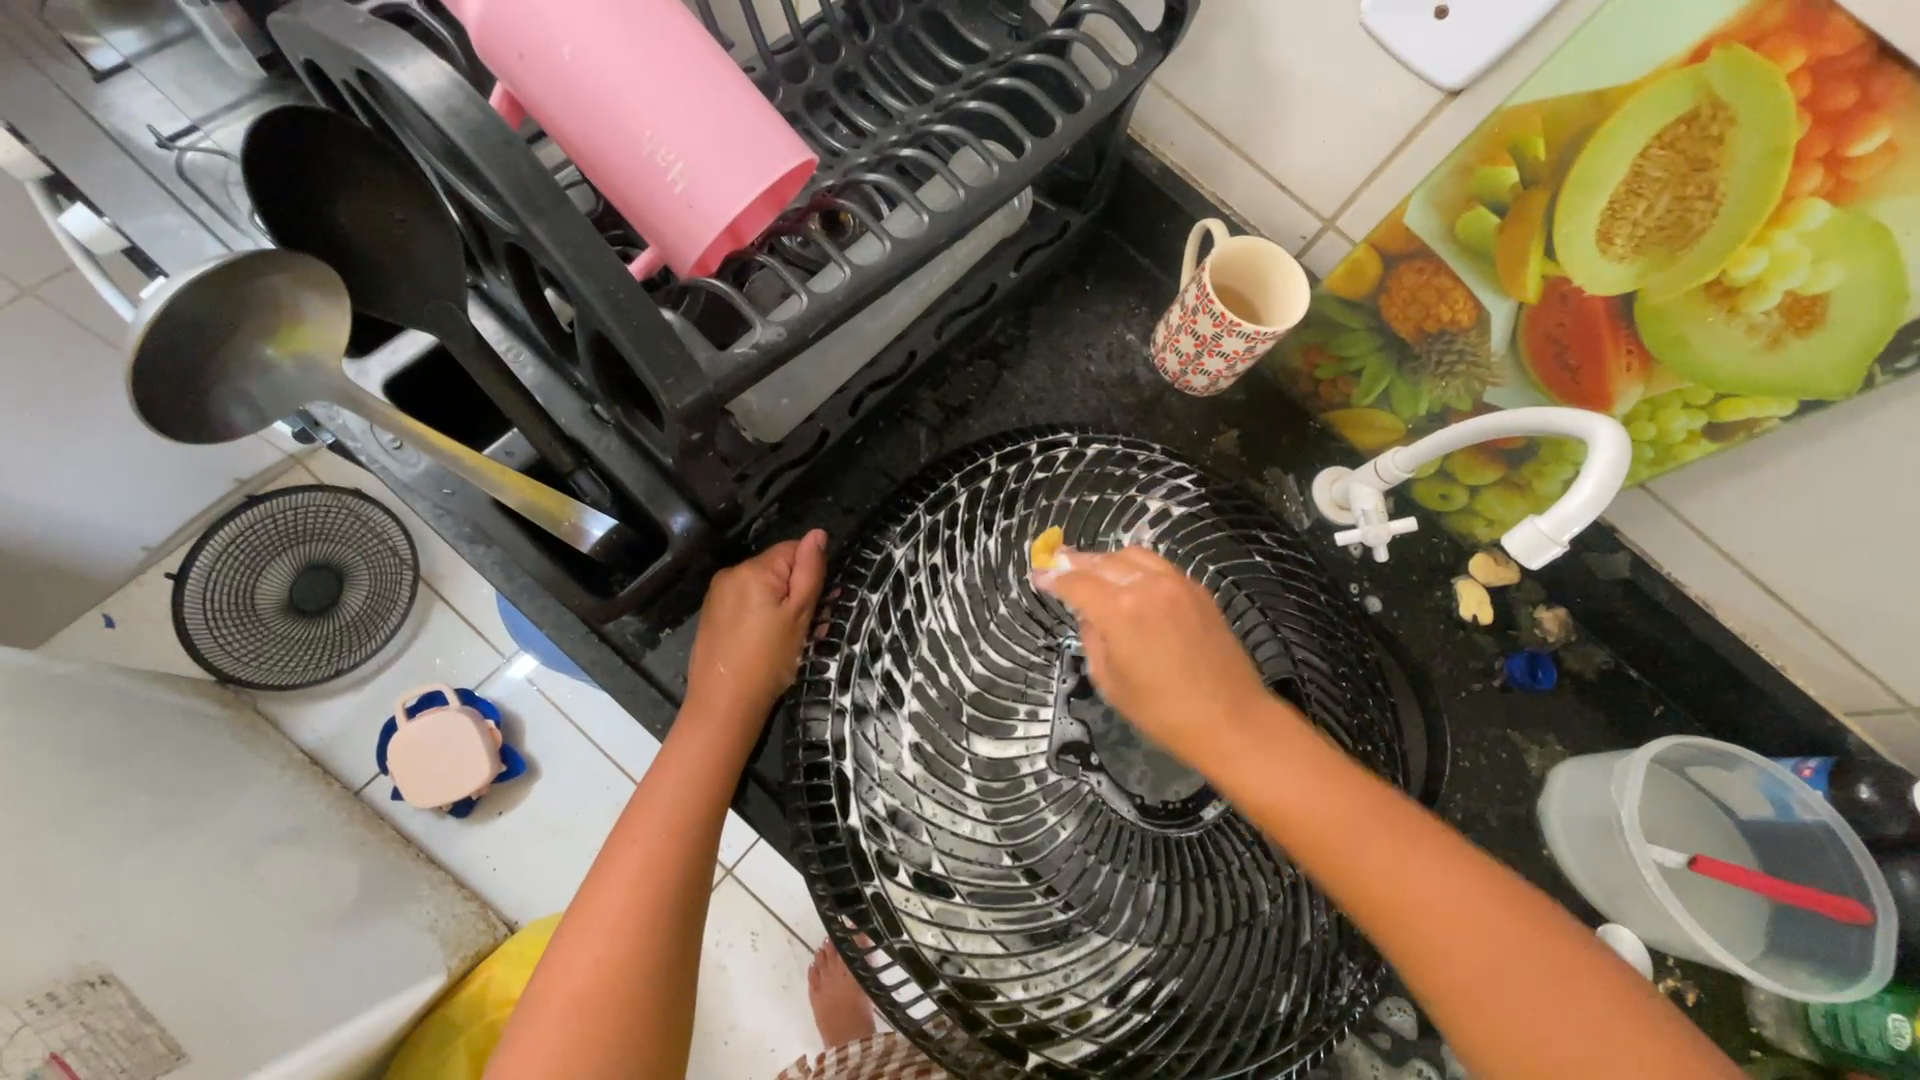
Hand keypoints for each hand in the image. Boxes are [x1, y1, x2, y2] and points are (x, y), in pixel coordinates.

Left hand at [685, 529, 828, 722]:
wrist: (724, 704)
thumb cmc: (768, 660)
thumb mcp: (799, 615)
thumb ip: (810, 571)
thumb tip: (818, 533)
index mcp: (753, 569)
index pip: (794, 550)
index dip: (812, 575)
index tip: (821, 604)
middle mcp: (731, 574)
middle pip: (778, 570)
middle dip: (799, 594)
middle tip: (813, 628)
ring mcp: (719, 595)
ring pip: (764, 590)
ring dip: (784, 608)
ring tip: (795, 641)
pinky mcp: (713, 616)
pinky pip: (748, 605)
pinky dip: (764, 618)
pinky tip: (771, 644)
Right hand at [1035, 547, 1286, 768]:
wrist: (1230, 719)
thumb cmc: (1162, 711)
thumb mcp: (1110, 681)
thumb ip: (1094, 639)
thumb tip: (1091, 617)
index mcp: (1119, 610)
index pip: (1076, 583)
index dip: (1053, 579)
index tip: (1038, 576)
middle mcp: (1147, 585)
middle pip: (1102, 562)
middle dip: (1076, 562)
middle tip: (1057, 562)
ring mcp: (1176, 583)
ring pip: (1133, 555)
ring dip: (1107, 559)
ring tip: (1092, 567)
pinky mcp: (1198, 590)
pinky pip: (1159, 566)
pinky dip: (1137, 566)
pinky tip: (1130, 577)